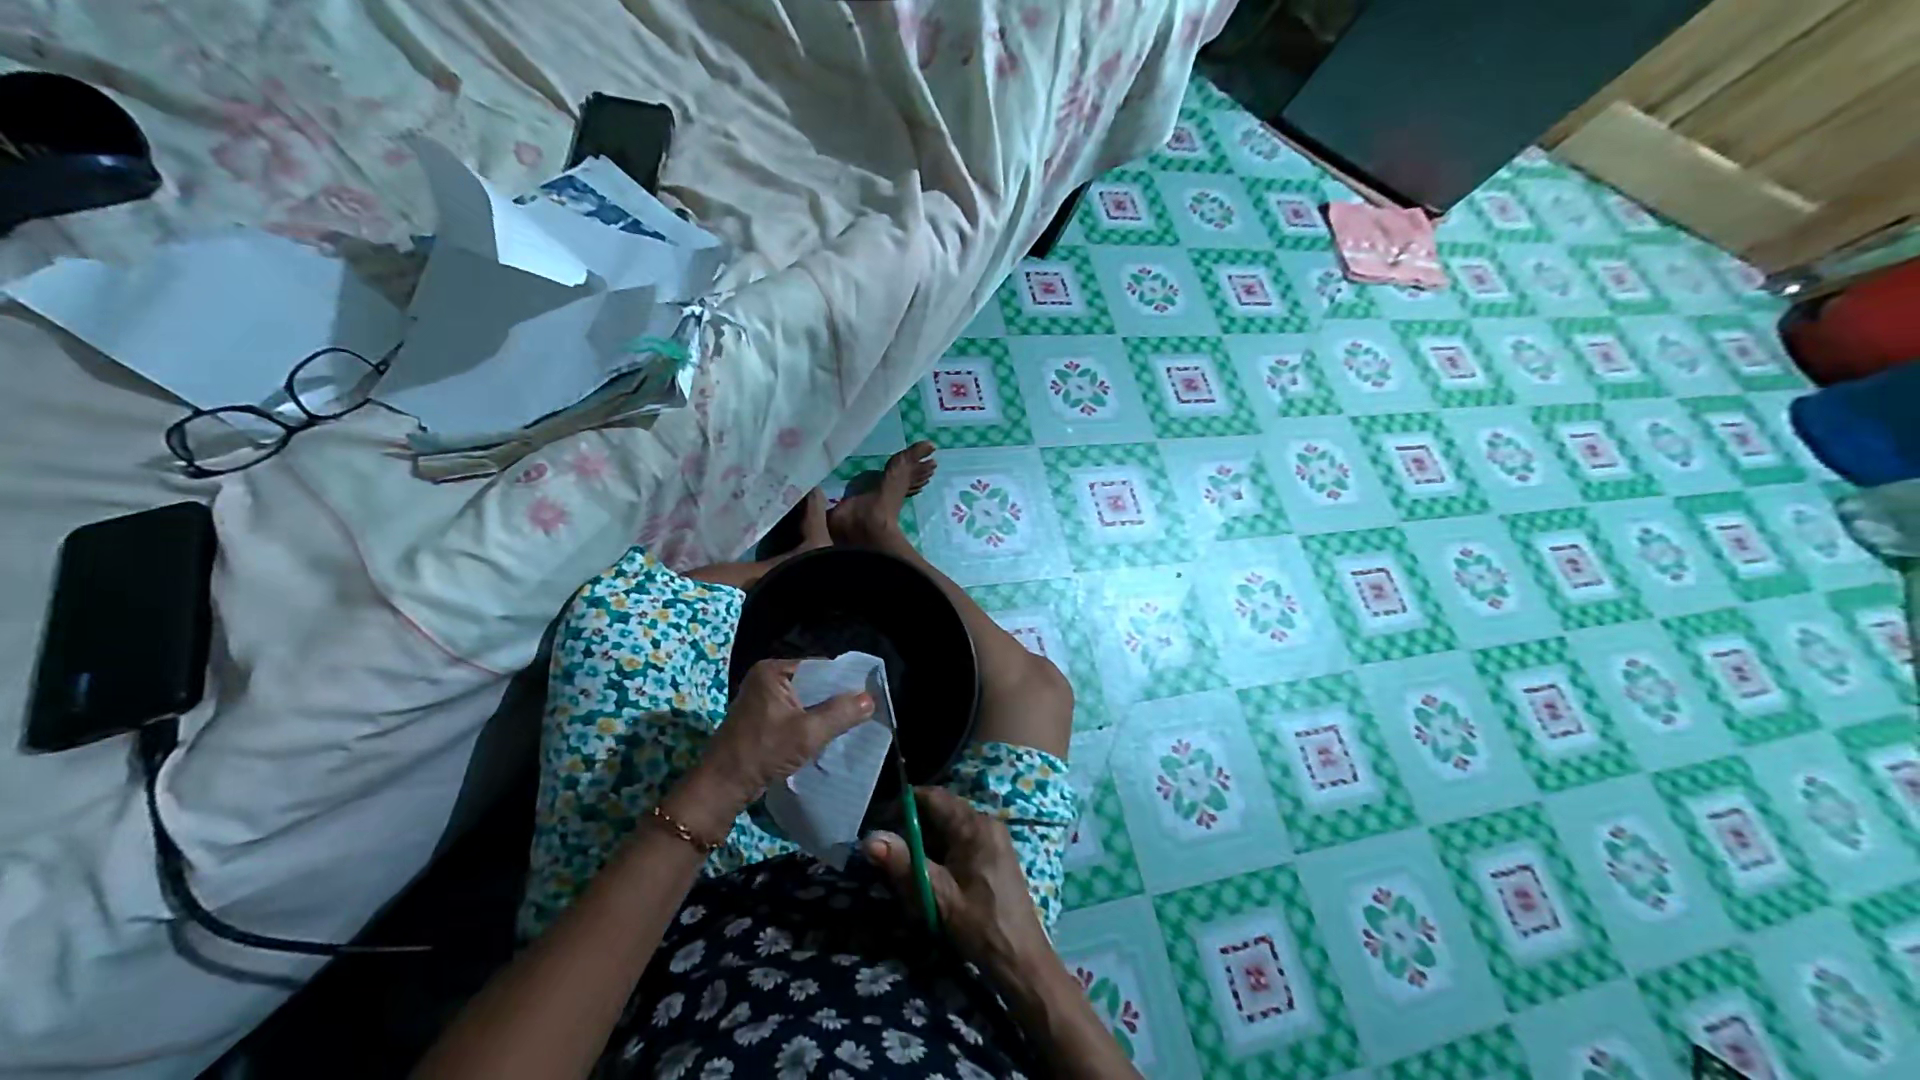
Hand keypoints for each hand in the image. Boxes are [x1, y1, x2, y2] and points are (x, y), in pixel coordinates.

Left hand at [686, 658, 874, 818]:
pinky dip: (810, 722)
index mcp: (773, 671)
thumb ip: (840, 713)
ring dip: (823, 712)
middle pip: (813, 683)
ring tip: (849, 722)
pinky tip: (827, 734)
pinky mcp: (762, 717)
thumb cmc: (762, 752)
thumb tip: (870, 699)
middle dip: (835, 698)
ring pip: (805, 700)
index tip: (866, 696)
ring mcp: (763, 698)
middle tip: (862, 711)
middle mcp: (767, 678)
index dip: (843, 681)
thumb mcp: (808, 733)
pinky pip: (796, 713)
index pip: (819, 667)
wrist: (723, 786)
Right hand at [864, 787, 1051, 978]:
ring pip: (950, 826)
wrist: (1021, 959)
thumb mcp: (938, 896)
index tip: (880, 822)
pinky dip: (941, 849)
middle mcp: (986, 823)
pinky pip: (961, 839)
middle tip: (889, 848)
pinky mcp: (994, 854)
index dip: (903, 804)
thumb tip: (869, 838)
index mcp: (974, 826)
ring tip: (905, 863)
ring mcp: (993, 838)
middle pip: (941, 810)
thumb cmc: (981, 926)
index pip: (933, 797)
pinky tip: (930, 873)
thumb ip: (905, 864)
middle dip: (912, 824)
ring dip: (926, 839)